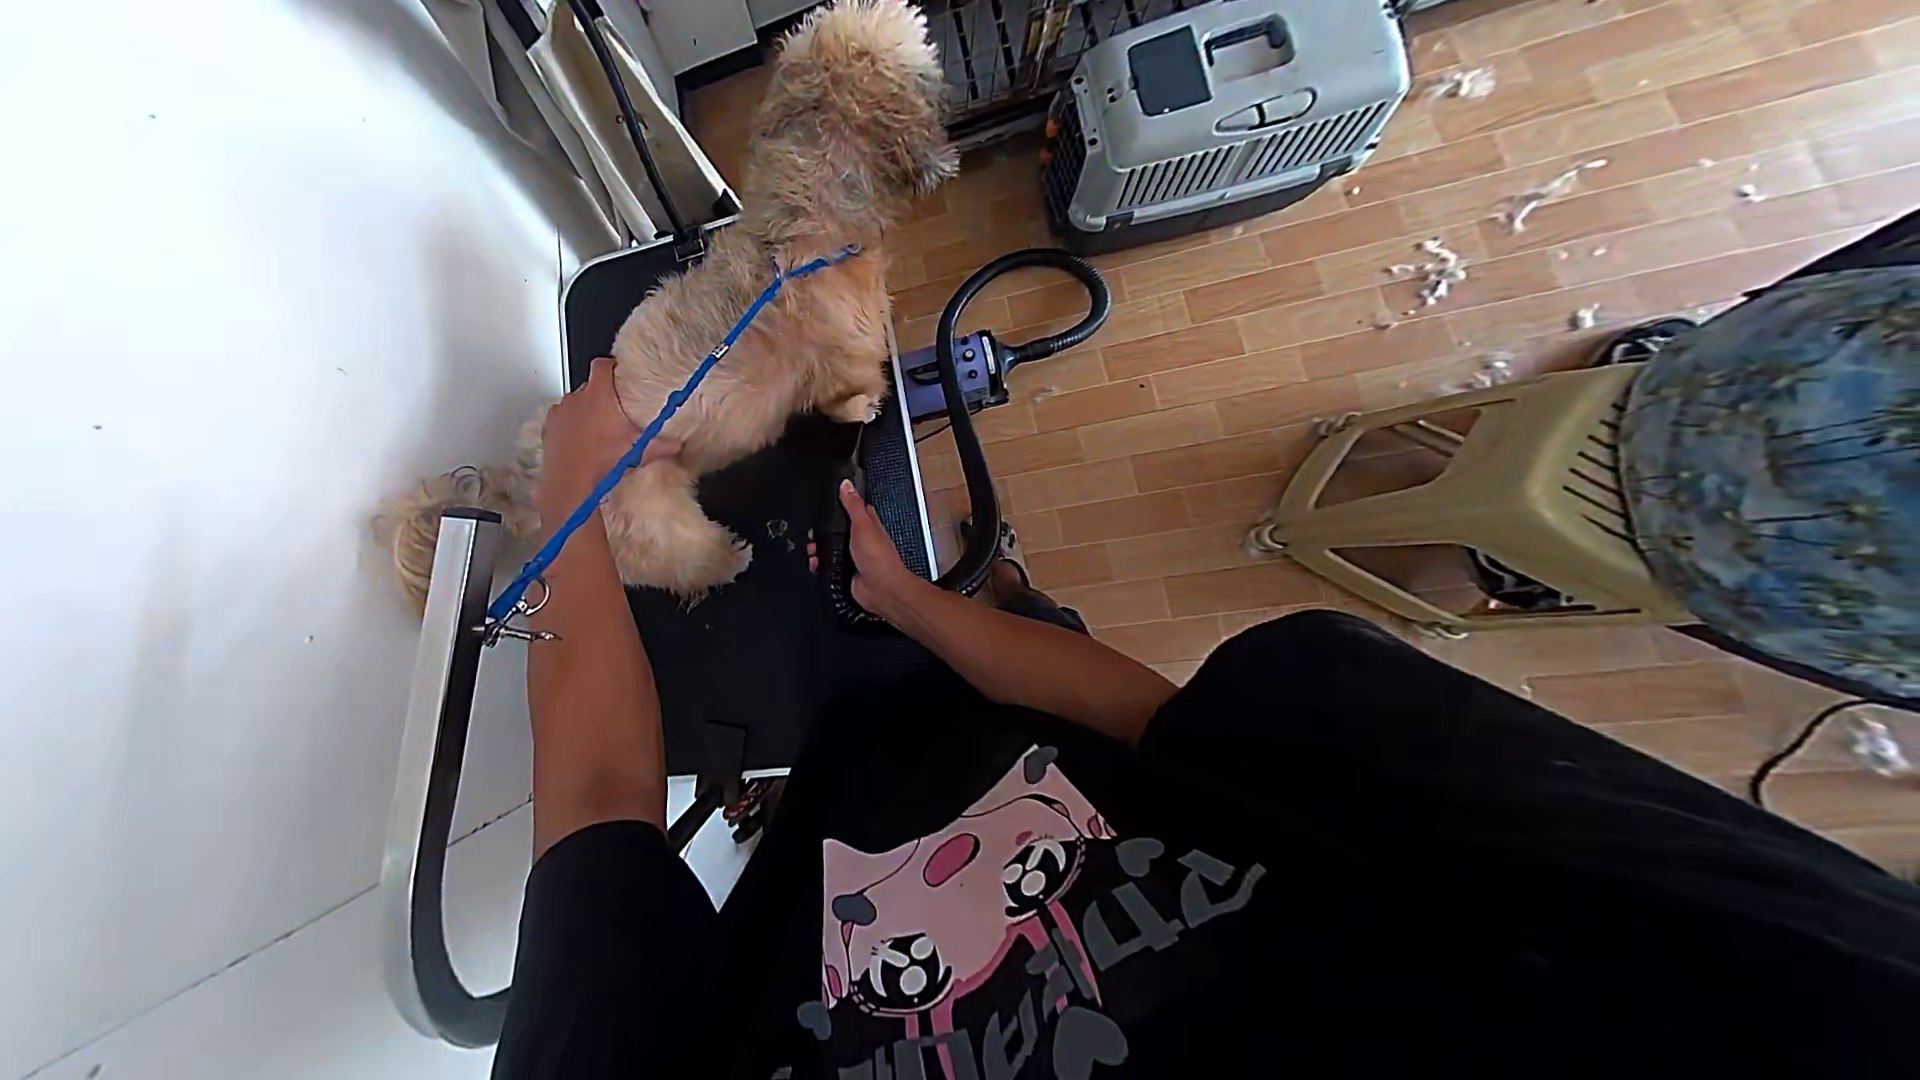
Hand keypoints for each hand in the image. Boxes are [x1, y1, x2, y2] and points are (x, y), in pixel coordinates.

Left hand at [537, 357, 678, 521]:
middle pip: (591, 385)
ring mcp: (561, 411)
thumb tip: (680, 445)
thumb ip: (664, 446)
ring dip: (588, 409)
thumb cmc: (603, 461)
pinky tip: (584, 438)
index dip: (612, 365)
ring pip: (577, 402)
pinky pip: (564, 416)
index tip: (620, 371)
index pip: (602, 365)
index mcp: (599, 397)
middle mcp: (577, 398)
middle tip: (617, 410)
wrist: (571, 482)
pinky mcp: (550, 425)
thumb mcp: (640, 451)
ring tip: (600, 427)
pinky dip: (573, 422)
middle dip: (604, 394)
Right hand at [809, 480, 925, 620]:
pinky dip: (820, 566)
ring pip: (831, 549)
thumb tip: (846, 484)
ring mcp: (853, 558)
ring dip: (820, 550)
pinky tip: (816, 565)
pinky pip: (829, 567)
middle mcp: (861, 541)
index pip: (854, 509)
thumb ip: (853, 505)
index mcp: (869, 525)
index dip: (841, 504)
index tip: (827, 501)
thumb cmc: (879, 558)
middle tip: (814, 533)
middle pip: (838, 531)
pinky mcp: (846, 572)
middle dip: (824, 532)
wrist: (881, 589)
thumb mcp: (863, 525)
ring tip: (811, 550)